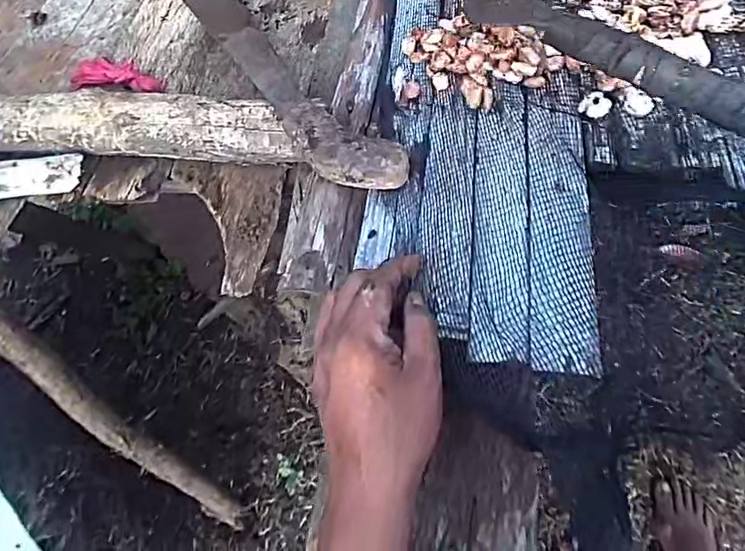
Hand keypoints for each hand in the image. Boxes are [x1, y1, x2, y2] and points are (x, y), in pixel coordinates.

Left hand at [312, 254, 441, 548]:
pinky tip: (365, 323)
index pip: (376, 284)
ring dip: (359, 290)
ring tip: (388, 296)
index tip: (417, 262)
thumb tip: (414, 300)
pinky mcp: (319, 373)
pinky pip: (327, 324)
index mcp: (357, 335)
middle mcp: (332, 339)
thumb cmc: (400, 432)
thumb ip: (420, 327)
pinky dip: (345, 310)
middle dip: (379, 275)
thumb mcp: (425, 375)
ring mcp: (321, 356)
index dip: (398, 268)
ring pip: (335, 302)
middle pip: (351, 286)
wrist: (368, 482)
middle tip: (407, 280)